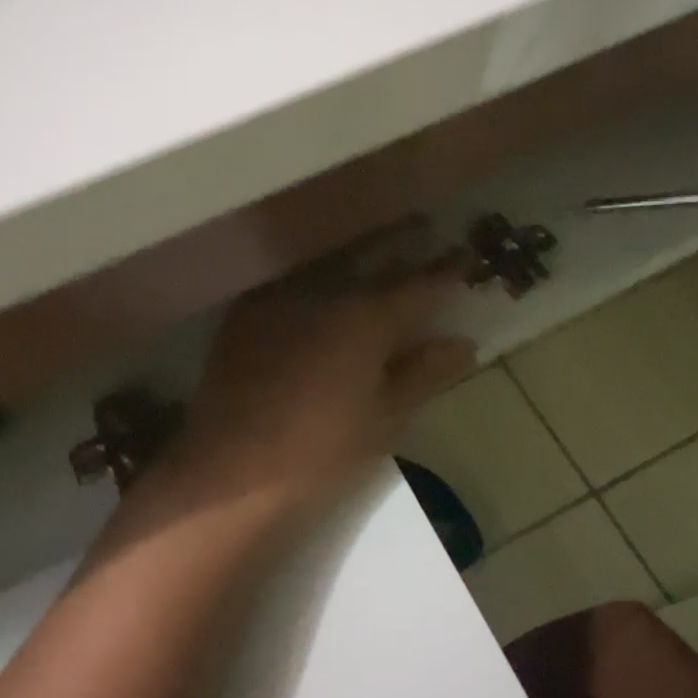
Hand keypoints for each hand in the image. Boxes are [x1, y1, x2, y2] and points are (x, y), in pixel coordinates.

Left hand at [148, 221, 476, 526]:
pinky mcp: (247, 311)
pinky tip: (320, 281)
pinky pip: (291, 278)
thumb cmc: (320, 453)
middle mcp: (325, 291)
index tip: (467, 255)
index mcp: (367, 316)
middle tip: (425, 227)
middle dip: (403, 241)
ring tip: (376, 247)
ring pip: (329, 259)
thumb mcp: (384, 419)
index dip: (447, 269)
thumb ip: (423, 374)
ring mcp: (280, 297)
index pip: (420, 283)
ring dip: (357, 251)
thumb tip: (462, 345)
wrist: (230, 470)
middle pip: (373, 255)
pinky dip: (315, 273)